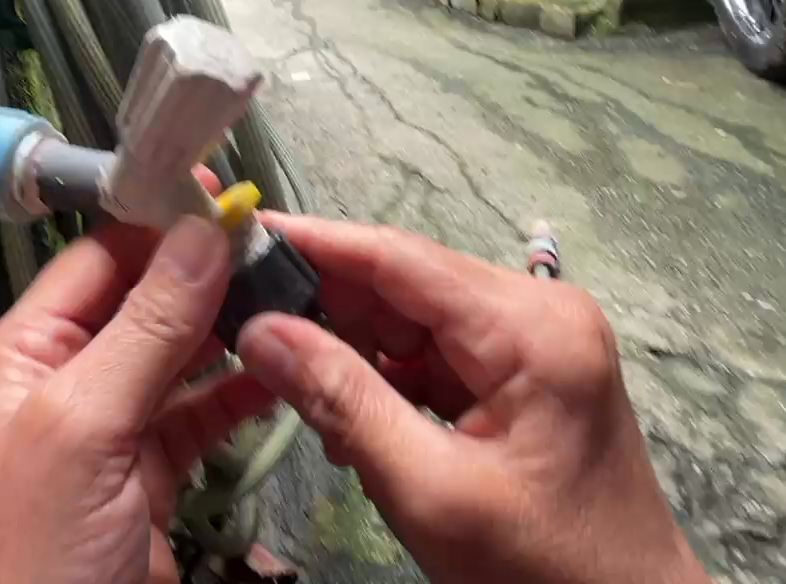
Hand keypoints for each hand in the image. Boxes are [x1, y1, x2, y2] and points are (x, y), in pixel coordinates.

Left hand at [0, 212, 277, 583]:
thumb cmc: (40, 548)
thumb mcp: (84, 426)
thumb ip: (146, 329)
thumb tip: (200, 234)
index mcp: (29, 348)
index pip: (96, 258)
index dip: (153, 219)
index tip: (216, 191)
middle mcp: (69, 374)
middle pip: (141, 299)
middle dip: (200, 269)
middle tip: (268, 240)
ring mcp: (114, 424)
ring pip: (178, 352)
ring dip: (227, 323)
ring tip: (285, 289)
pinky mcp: (153, 471)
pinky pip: (201, 411)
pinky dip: (240, 388)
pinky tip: (280, 365)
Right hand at [235, 214, 707, 583]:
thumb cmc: (542, 575)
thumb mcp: (431, 493)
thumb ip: (341, 401)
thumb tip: (256, 330)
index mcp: (528, 326)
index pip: (396, 256)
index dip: (313, 241)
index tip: (243, 236)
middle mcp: (531, 308)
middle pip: (398, 282)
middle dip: (327, 310)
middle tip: (256, 338)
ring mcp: (527, 334)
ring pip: (404, 313)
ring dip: (350, 350)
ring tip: (311, 402)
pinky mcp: (516, 363)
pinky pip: (426, 346)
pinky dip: (381, 375)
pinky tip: (354, 418)